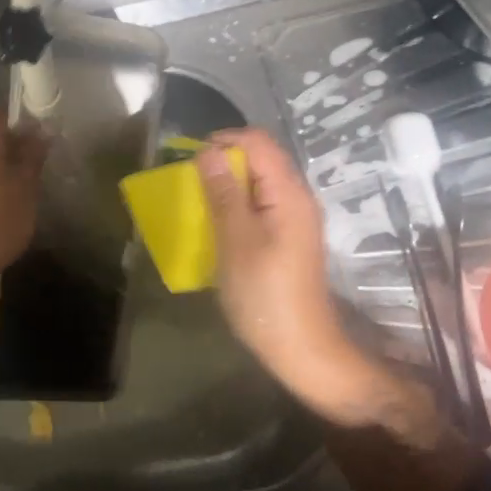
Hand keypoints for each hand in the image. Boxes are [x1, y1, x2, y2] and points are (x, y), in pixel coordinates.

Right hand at [197, 129, 390, 425]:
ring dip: (226, 185)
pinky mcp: (287, 239)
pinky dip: (235, 206)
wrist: (301, 349)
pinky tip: (217, 227)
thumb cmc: (265, 295)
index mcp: (289, 194)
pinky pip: (259, 206)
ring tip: (197, 204)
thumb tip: (209, 151)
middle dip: (222, 162)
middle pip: (260, 159)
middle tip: (188, 184)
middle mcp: (297, 199)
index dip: (223, 141)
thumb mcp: (236, 241)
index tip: (189, 161)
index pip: (258, 142)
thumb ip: (223, 193)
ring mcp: (294, 220)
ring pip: (258, 183)